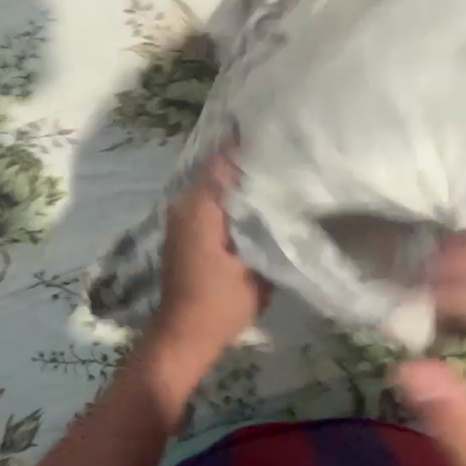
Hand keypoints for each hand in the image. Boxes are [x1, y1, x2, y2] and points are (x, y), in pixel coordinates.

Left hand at [147, 149, 269, 362]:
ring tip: (273, 170)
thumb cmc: (221, 302)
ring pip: (212, 185)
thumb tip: (285, 200)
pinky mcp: (184, 232)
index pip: (224, 160)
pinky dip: (229, 197)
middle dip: (246, 159)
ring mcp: (180, 218)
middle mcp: (185, 204)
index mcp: (201, 206)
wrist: (185, 335)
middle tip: (282, 149)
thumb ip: (269, 228)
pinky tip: (255, 200)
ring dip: (237, 178)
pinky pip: (208, 202)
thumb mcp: (256, 266)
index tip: (276, 131)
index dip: (247, 144)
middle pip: (217, 169)